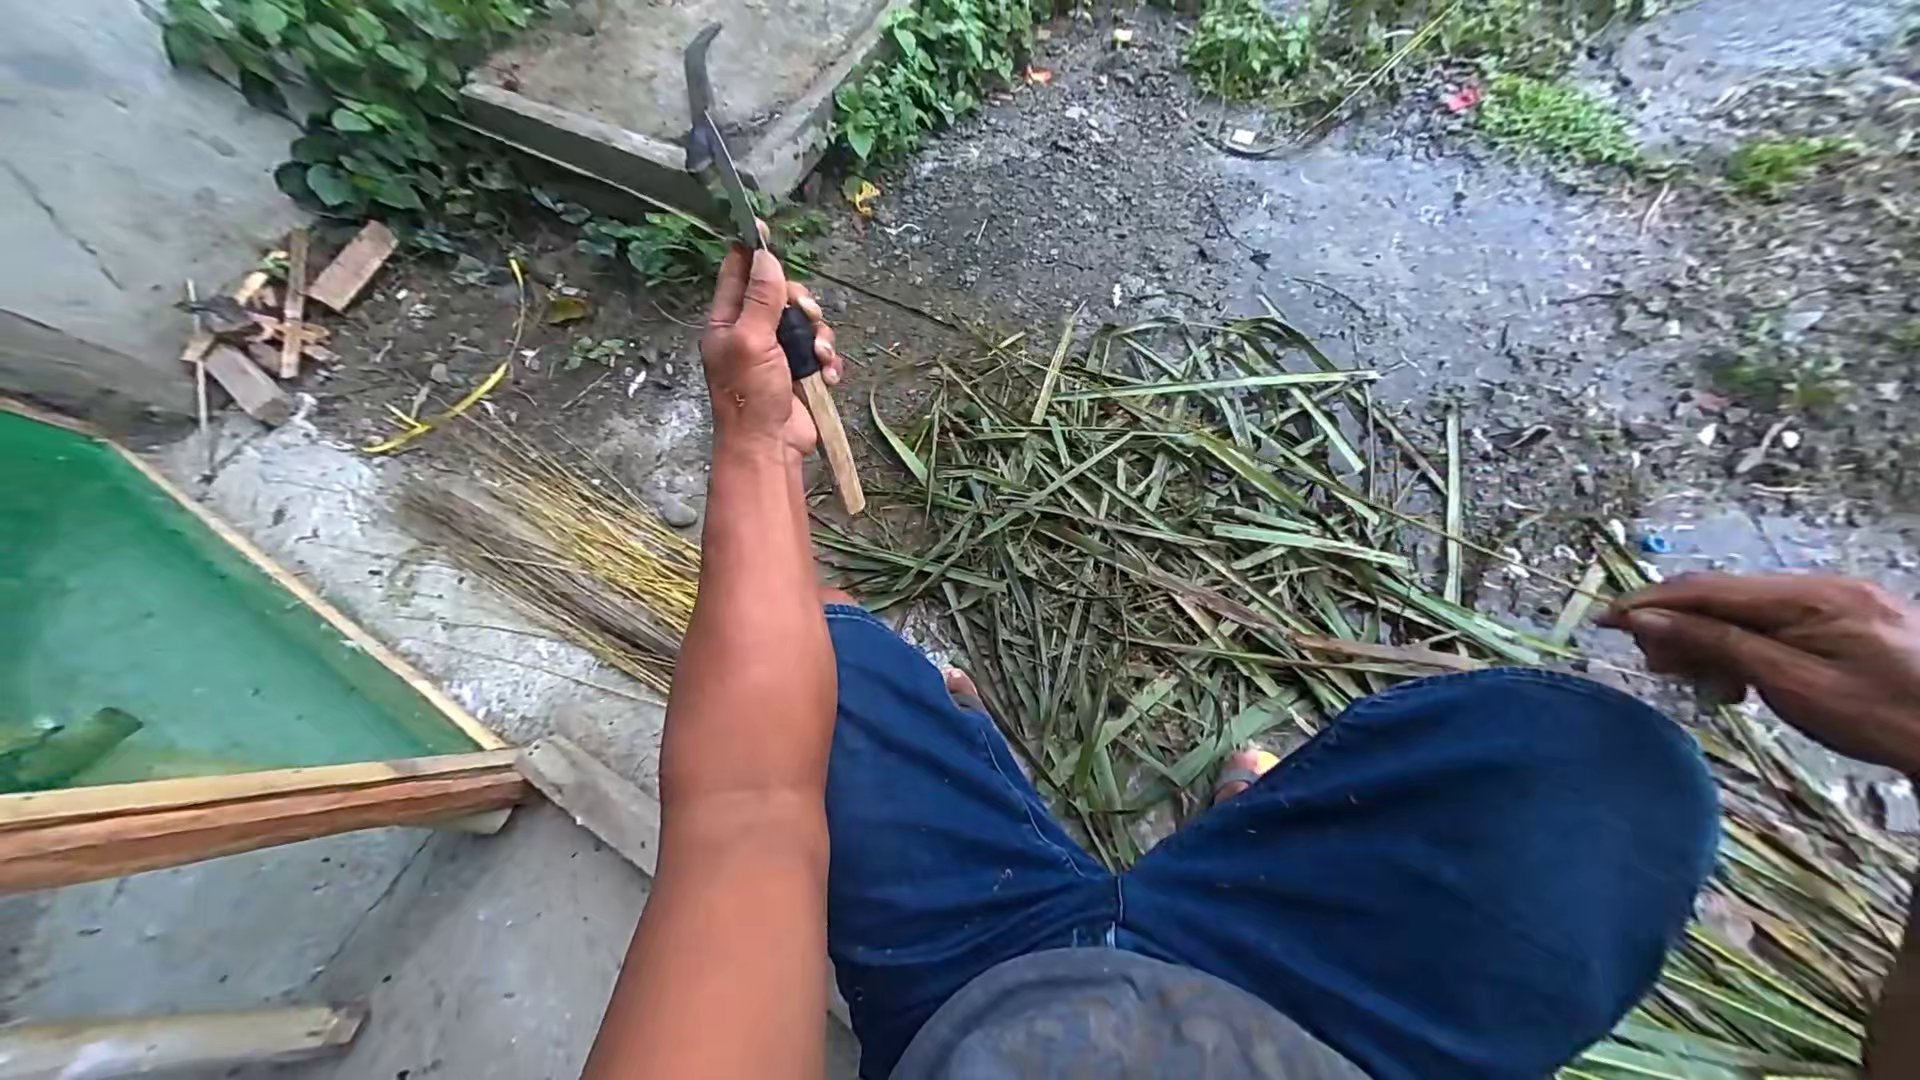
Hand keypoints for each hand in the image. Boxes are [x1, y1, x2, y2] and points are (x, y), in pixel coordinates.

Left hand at [701, 242, 842, 454]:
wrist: (770, 445)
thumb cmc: (750, 396)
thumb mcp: (751, 340)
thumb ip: (761, 299)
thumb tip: (766, 259)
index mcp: (728, 322)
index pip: (738, 274)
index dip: (752, 253)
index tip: (763, 231)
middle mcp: (753, 333)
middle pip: (782, 296)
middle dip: (800, 305)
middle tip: (806, 317)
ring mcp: (779, 354)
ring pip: (807, 325)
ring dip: (820, 338)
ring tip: (820, 359)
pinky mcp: (801, 374)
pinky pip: (821, 354)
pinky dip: (829, 363)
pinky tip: (827, 376)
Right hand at [1601, 574, 1919, 776]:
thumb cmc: (1889, 720)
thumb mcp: (1792, 684)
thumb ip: (1715, 644)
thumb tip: (1642, 620)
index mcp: (1812, 598)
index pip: (1703, 589)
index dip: (1646, 604)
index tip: (1603, 622)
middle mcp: (1819, 587)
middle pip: (1713, 596)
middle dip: (1675, 628)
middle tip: (1664, 669)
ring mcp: (1832, 601)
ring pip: (1731, 609)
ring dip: (1702, 641)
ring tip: (1708, 682)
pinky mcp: (1837, 619)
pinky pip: (1761, 621)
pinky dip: (1734, 646)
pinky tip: (1738, 677)